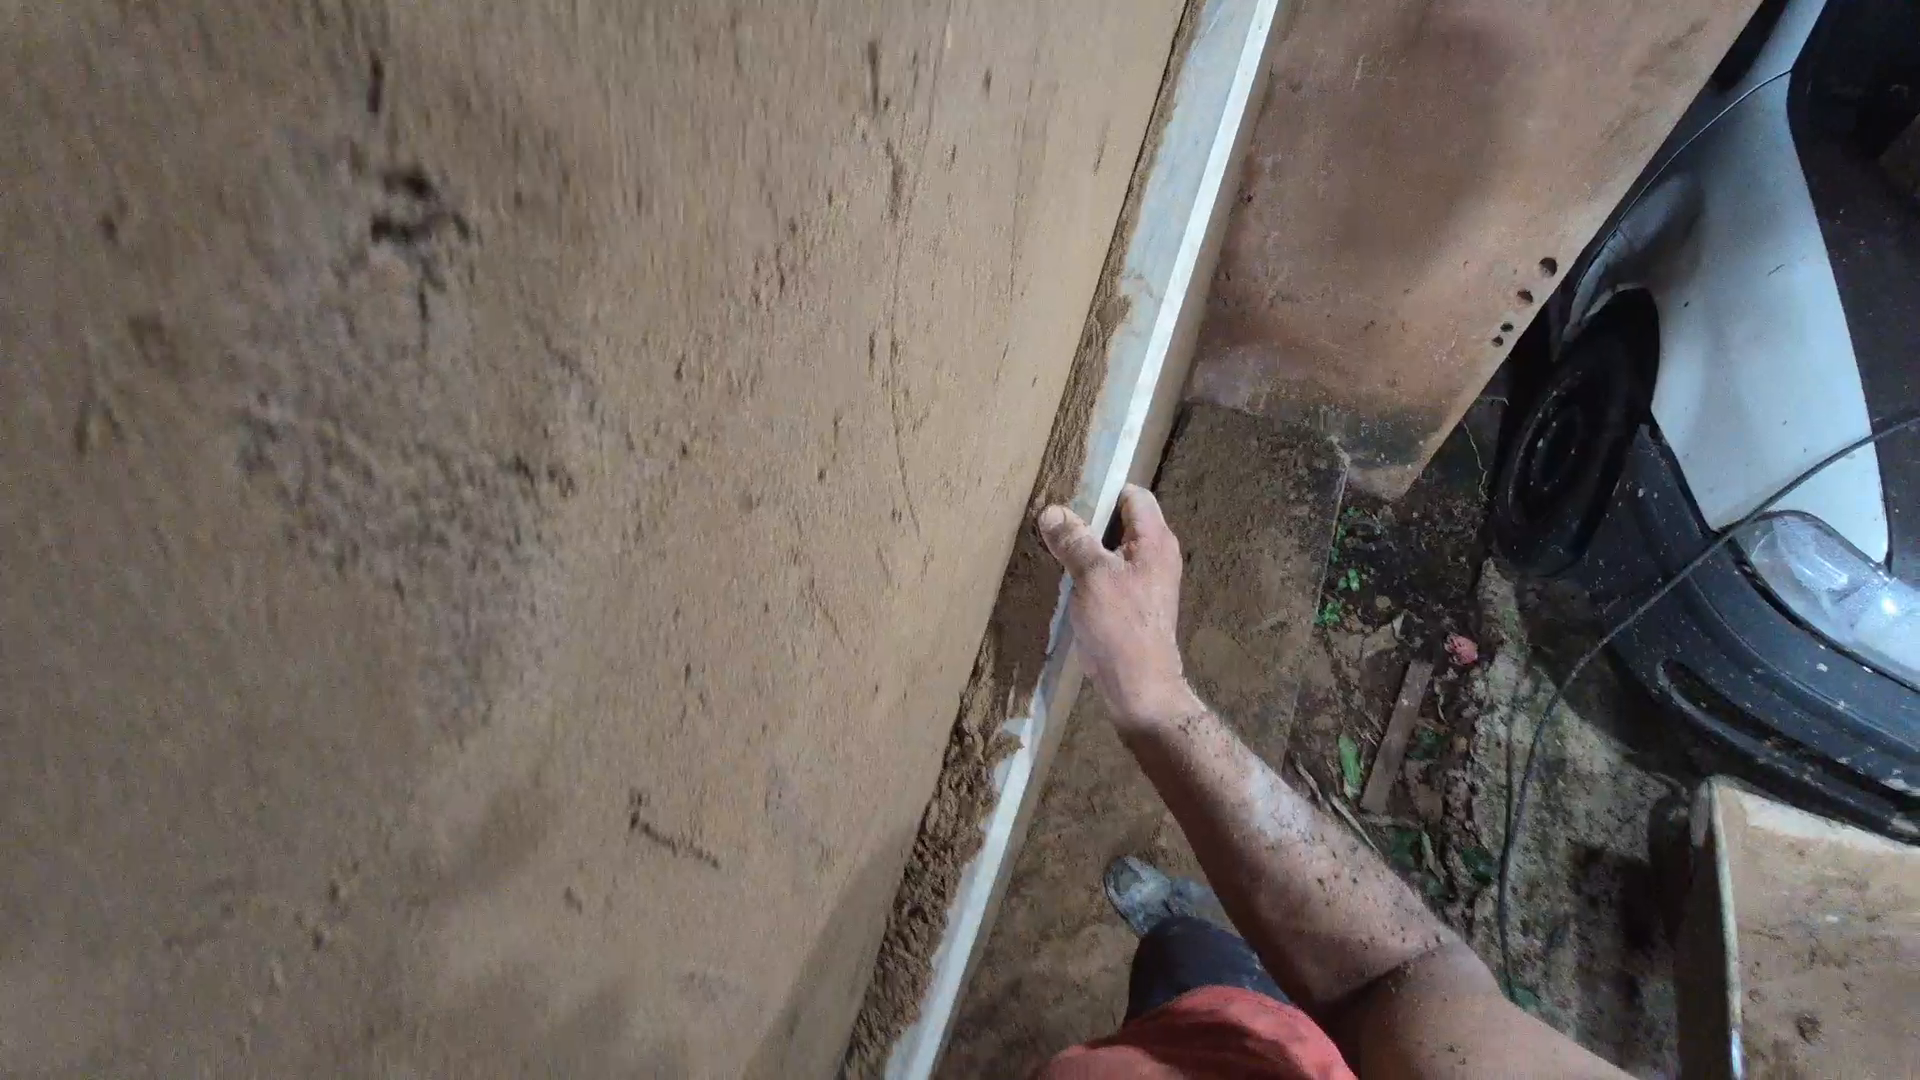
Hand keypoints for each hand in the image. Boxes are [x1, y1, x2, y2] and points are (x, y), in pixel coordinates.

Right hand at [1037, 485, 1202, 732]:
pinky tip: (1067, 577)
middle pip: (1124, 521)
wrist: (1139, 686)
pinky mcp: (1136, 603)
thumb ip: (1073, 540)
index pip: (1135, 496)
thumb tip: (1052, 512)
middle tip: (1055, 519)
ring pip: (1115, 548)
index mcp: (1156, 541)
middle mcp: (1157, 556)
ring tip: (1056, 545)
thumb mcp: (1091, 576)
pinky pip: (1112, 572)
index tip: (1070, 493)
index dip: (1104, 490)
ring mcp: (1148, 581)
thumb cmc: (1120, 626)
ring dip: (1087, 546)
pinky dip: (1091, 569)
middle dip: (1090, 518)